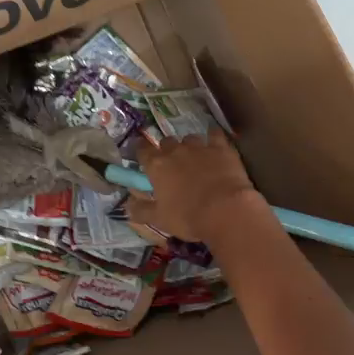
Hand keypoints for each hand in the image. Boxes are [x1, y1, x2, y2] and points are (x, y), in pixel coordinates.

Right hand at [128, 131, 265, 242]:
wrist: (226, 210)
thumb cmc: (188, 217)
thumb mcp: (160, 219)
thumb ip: (141, 210)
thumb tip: (127, 206)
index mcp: (156, 165)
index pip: (142, 149)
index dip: (142, 152)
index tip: (143, 157)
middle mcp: (174, 150)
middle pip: (166, 142)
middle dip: (167, 150)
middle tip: (173, 165)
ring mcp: (198, 147)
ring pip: (189, 138)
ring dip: (190, 147)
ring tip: (196, 159)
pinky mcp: (220, 148)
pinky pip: (215, 135)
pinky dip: (213, 138)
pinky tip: (215, 144)